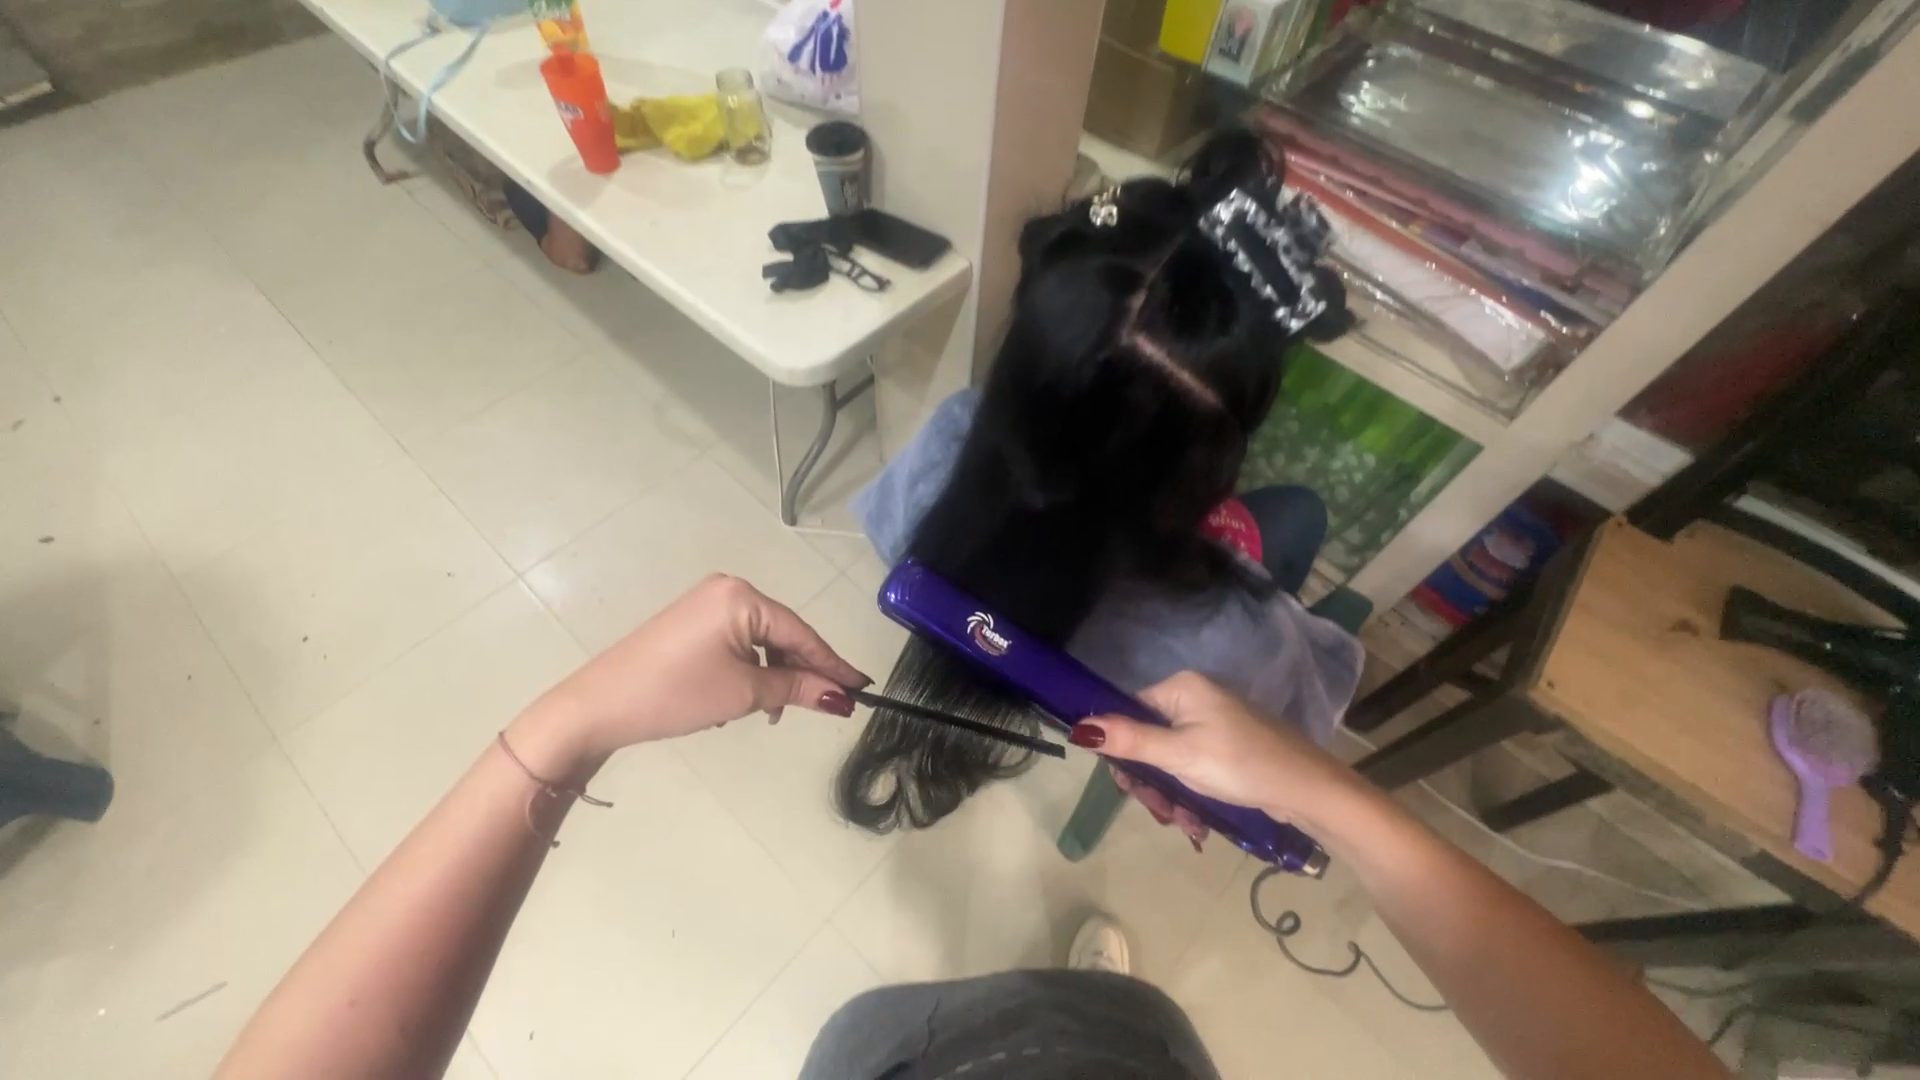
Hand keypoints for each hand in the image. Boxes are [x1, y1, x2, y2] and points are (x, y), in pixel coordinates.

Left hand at [518, 575, 869, 761]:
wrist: (596, 707)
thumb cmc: (677, 693)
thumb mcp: (745, 693)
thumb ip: (799, 689)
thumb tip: (843, 698)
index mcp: (743, 597)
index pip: (802, 634)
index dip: (834, 665)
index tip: (864, 688)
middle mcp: (728, 590)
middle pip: (783, 635)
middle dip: (800, 673)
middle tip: (822, 708)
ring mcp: (706, 605)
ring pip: (760, 642)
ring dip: (773, 676)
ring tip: (770, 714)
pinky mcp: (691, 623)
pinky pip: (737, 643)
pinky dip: (749, 670)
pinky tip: (745, 700)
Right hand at [1075, 672, 1360, 840]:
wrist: (1308, 790)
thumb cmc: (1240, 764)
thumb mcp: (1179, 755)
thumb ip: (1129, 740)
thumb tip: (1078, 727)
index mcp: (1181, 689)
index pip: (1129, 711)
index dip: (1121, 750)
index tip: (1128, 787)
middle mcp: (1194, 699)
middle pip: (1147, 740)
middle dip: (1150, 782)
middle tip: (1162, 813)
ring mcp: (1213, 724)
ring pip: (1168, 760)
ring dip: (1170, 796)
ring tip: (1185, 825)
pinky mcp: (1226, 749)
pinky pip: (1191, 769)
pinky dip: (1189, 795)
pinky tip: (1198, 822)